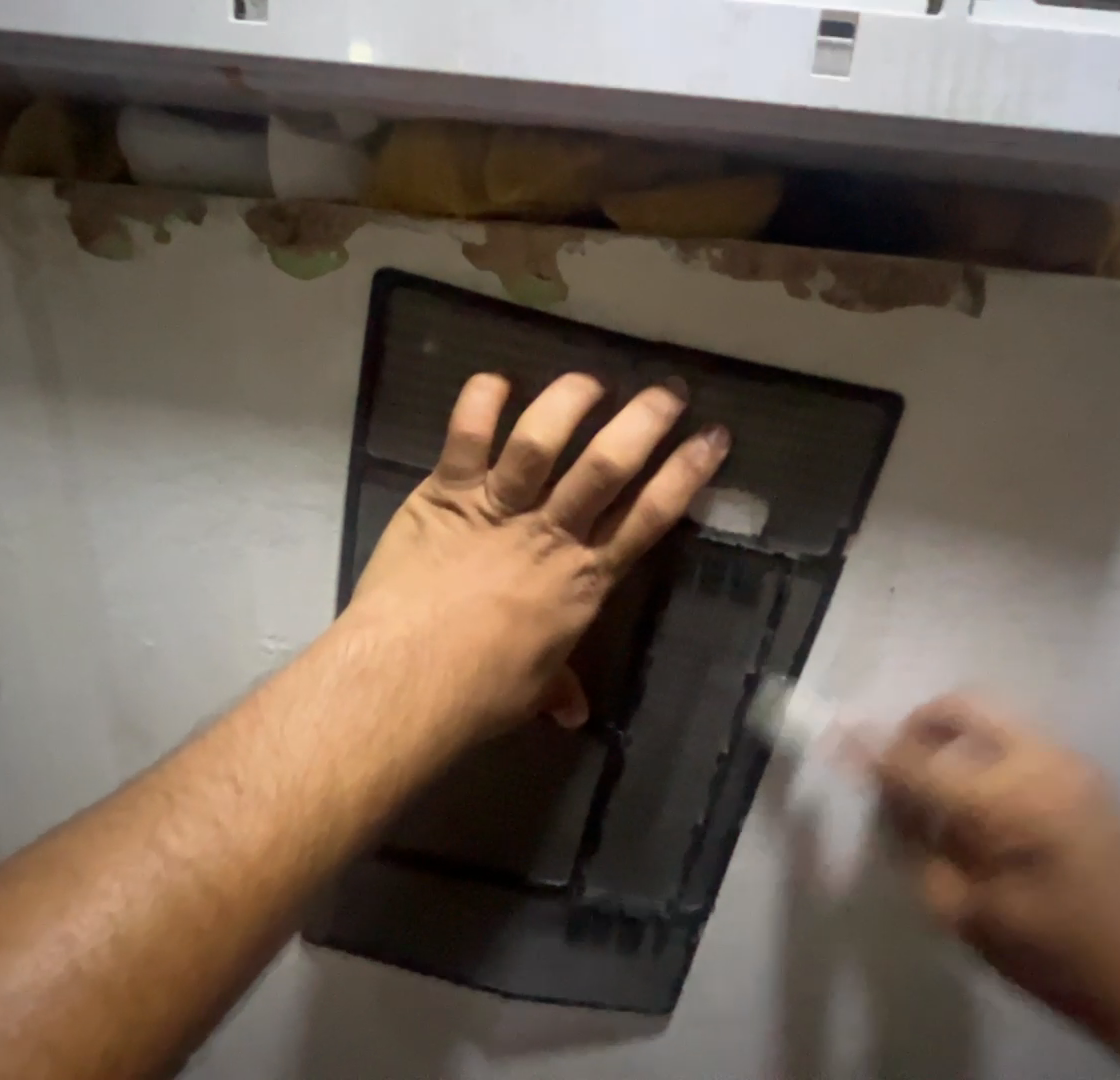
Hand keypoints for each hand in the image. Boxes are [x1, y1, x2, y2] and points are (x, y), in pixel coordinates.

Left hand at [341, 372, 729, 744]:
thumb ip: (559, 687)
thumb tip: (573, 714)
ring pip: (543, 440)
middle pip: (610, 466)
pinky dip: (480, 400)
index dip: (686, 473)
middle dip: (646, 421)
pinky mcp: (447, 494)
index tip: (713, 437)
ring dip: (572, 400)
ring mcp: (499, 508)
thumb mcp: (532, 689)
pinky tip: (496, 379)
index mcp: (585, 579)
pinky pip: (467, 436)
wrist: (406, 680)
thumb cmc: (479, 692)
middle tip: (669, 390)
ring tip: (591, 380)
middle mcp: (551, 533)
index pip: (650, 516)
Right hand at [875, 695, 1119, 1043]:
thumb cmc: (1052, 955)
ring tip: (940, 789)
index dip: (867, 749)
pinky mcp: (1086, 773)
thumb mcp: (963, 911)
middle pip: (959, 707)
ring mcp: (1069, 763)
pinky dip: (983, 752)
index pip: (914, 760)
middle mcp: (1037, 765)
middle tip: (899, 764)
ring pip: (990, 718)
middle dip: (917, 726)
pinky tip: (981, 801)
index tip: (835, 738)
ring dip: (951, 739)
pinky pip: (1016, 740)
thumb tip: (890, 794)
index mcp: (1003, 804)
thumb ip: (919, 842)